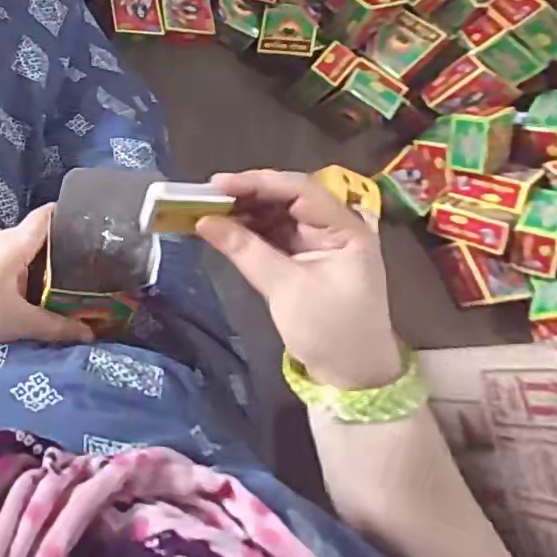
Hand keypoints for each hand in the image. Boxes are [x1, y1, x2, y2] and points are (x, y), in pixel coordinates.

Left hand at [0, 204, 93, 354]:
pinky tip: (55, 288)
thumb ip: (57, 327)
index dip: (75, 214)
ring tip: (86, 275)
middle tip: (102, 259)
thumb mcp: (19, 322)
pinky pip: (23, 262)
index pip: (50, 214)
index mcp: (17, 242)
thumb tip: (91, 335)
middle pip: (46, 233)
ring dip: (55, 262)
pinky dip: (40, 272)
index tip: (101, 224)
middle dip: (72, 244)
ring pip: (34, 250)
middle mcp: (7, 240)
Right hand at [195, 170, 400, 389]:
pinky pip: (273, 232)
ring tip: (208, 209)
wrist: (353, 374)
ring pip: (277, 213)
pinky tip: (223, 227)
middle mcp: (335, 226)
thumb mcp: (286, 288)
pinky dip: (248, 229)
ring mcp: (319, 240)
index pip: (300, 189)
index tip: (217, 185)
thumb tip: (203, 221)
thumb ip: (245, 250)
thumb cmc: (330, 330)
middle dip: (247, 195)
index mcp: (345, 228)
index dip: (257, 182)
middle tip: (205, 196)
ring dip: (244, 211)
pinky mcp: (304, 255)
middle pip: (287, 196)